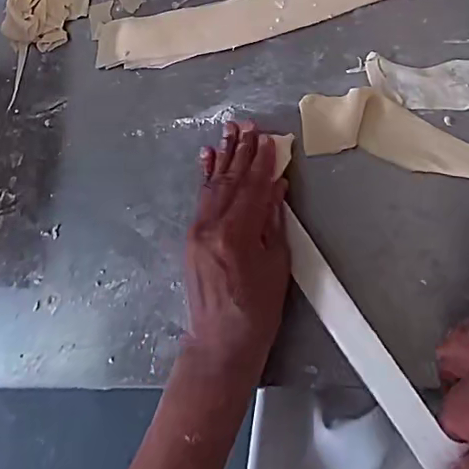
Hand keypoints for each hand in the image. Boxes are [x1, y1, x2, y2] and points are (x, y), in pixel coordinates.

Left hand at [183, 121, 288, 375]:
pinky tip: (208, 158)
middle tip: (248, 124)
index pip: (253, 187)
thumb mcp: (276, 264)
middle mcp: (211, 226)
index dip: (262, 161)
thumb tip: (276, 187)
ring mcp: (197, 231)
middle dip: (241, 150)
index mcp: (236, 234)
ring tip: (229, 131)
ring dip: (224, 156)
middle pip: (231, 180)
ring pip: (214, 185)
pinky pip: (201, 198)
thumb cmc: (258, 310)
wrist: (220, 344)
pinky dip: (207, 176)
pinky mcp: (191, 237)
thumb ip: (273, 221)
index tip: (269, 138)